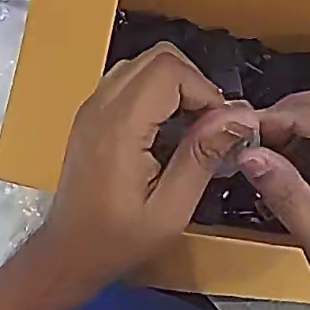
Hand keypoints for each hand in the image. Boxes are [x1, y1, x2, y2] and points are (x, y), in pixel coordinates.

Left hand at [28, 43, 257, 289]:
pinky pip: (129, 82)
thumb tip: (239, 118)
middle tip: (210, 125)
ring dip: (176, 87)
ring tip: (191, 129)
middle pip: (158, 58)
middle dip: (194, 83)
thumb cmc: (118, 239)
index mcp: (120, 126)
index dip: (205, 90)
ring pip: (144, 65)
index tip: (219, 127)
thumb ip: (203, 156)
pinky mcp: (92, 116)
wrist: (70, 252)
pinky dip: (157, 94)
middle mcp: (101, 106)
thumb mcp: (172, 208)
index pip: (170, 70)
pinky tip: (167, 132)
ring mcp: (92, 108)